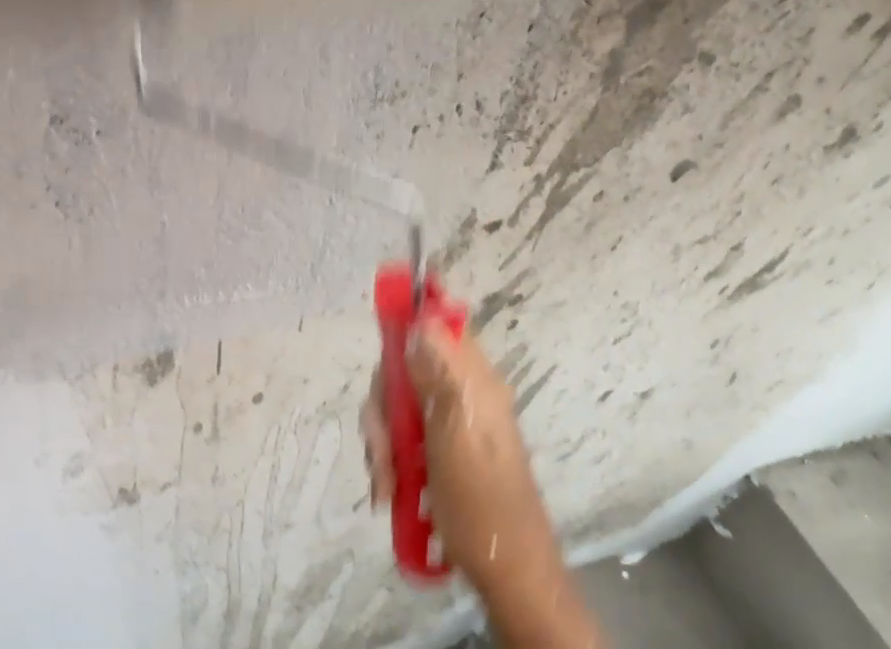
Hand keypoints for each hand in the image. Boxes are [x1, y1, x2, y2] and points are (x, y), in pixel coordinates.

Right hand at [359, 317, 541, 591]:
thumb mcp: (456, 435)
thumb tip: (420, 321)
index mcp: (474, 381)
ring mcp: (451, 423)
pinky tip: (392, 492)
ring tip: (389, 483)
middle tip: (384, 447)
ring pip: (397, 406)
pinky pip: (402, 438)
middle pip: (404, 369)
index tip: (383, 335)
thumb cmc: (481, 504)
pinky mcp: (441, 451)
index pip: (440, 325)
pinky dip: (391, 462)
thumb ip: (438, 375)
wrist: (507, 571)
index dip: (410, 319)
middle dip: (383, 407)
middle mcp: (463, 393)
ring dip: (383, 442)